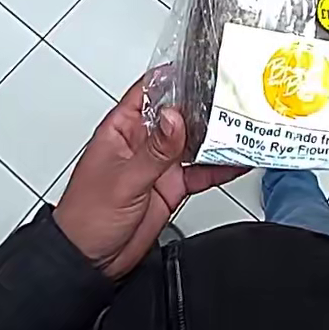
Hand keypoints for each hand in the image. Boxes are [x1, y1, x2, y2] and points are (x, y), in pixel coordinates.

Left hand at [54, 70, 242, 278]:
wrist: (88, 262)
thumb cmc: (85, 217)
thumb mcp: (123, 179)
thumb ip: (154, 151)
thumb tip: (174, 118)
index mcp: (123, 128)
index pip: (149, 91)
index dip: (172, 77)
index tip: (199, 66)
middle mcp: (143, 141)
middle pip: (178, 115)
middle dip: (203, 106)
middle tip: (232, 98)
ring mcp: (159, 164)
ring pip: (193, 142)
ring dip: (216, 137)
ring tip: (242, 127)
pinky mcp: (171, 186)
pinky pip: (200, 172)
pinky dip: (219, 168)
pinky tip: (237, 162)